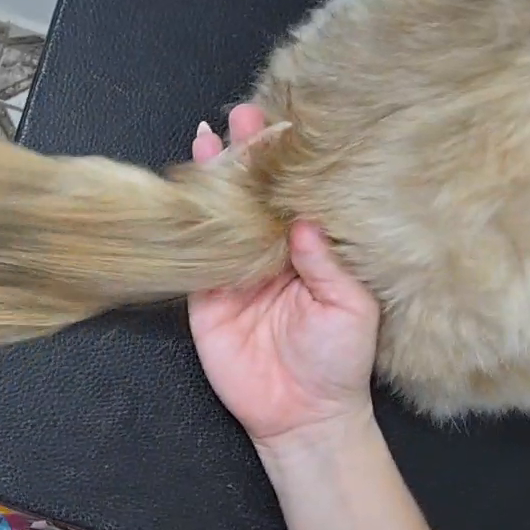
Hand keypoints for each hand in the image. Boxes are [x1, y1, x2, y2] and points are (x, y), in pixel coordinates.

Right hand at [187, 104, 381, 447]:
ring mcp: (233, 274)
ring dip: (210, 180)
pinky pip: (191, 257)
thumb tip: (304, 222)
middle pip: (250, 198)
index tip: (278, 125)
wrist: (300, 413)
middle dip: (244, 157)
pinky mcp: (204, 298)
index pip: (289, 199)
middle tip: (238, 116)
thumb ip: (326, 264)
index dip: (282, 164)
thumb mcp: (350, 309)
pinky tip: (179, 195)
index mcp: (306, 254)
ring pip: (218, 218)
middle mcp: (268, 255)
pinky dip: (183, 226)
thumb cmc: (338, 361)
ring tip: (205, 138)